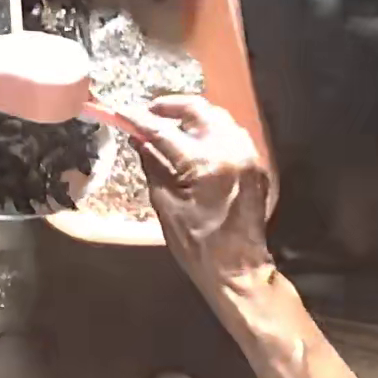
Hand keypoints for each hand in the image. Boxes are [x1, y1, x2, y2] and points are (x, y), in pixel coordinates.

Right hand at [124, 95, 276, 294]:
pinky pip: (232, 135)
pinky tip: (194, 144)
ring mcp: (248, 157)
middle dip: (170, 106)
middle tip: (149, 113)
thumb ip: (152, 163)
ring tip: (171, 126)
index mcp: (204, 163)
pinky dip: (210, 131)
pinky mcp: (256, 166)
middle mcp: (230, 151)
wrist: (239, 270)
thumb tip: (139, 138)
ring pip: (219, 118)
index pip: (164, 130)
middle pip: (199, 110)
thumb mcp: (164, 202)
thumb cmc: (195, 242)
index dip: (138, 118)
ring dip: (192, 117)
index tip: (121, 111)